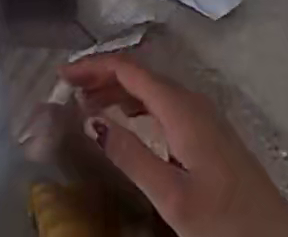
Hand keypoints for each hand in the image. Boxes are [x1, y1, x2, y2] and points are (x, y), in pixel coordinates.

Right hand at [62, 54, 287, 236]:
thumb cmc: (226, 221)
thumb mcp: (172, 196)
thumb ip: (130, 155)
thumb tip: (90, 120)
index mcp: (180, 107)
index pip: (128, 69)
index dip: (92, 66)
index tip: (61, 76)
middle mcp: (191, 101)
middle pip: (139, 73)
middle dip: (101, 75)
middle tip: (68, 90)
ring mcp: (203, 115)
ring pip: (151, 88)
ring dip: (117, 90)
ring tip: (88, 104)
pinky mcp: (209, 133)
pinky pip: (164, 103)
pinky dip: (137, 104)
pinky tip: (126, 120)